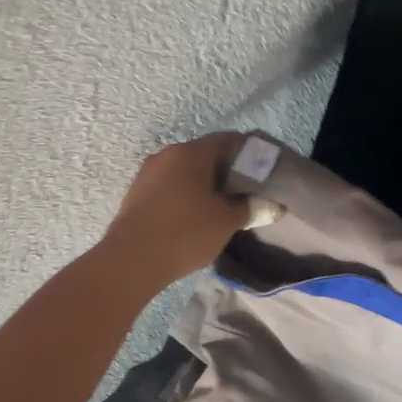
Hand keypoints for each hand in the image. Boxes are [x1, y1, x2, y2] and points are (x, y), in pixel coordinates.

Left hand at [102, 132, 251, 286]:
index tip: (265, 173)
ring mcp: (148, 174)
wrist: (131, 261)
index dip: (251, 153)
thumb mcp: (227, 221)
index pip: (229, 140)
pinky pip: (170, 188)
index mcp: (191, 153)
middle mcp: (167, 155)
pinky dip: (187, 197)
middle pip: (206, 156)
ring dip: (206, 187)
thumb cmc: (185, 232)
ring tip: (222, 209)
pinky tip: (195, 219)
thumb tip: (270, 204)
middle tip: (247, 194)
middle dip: (229, 172)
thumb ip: (250, 208)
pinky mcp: (137, 195)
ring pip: (186, 173)